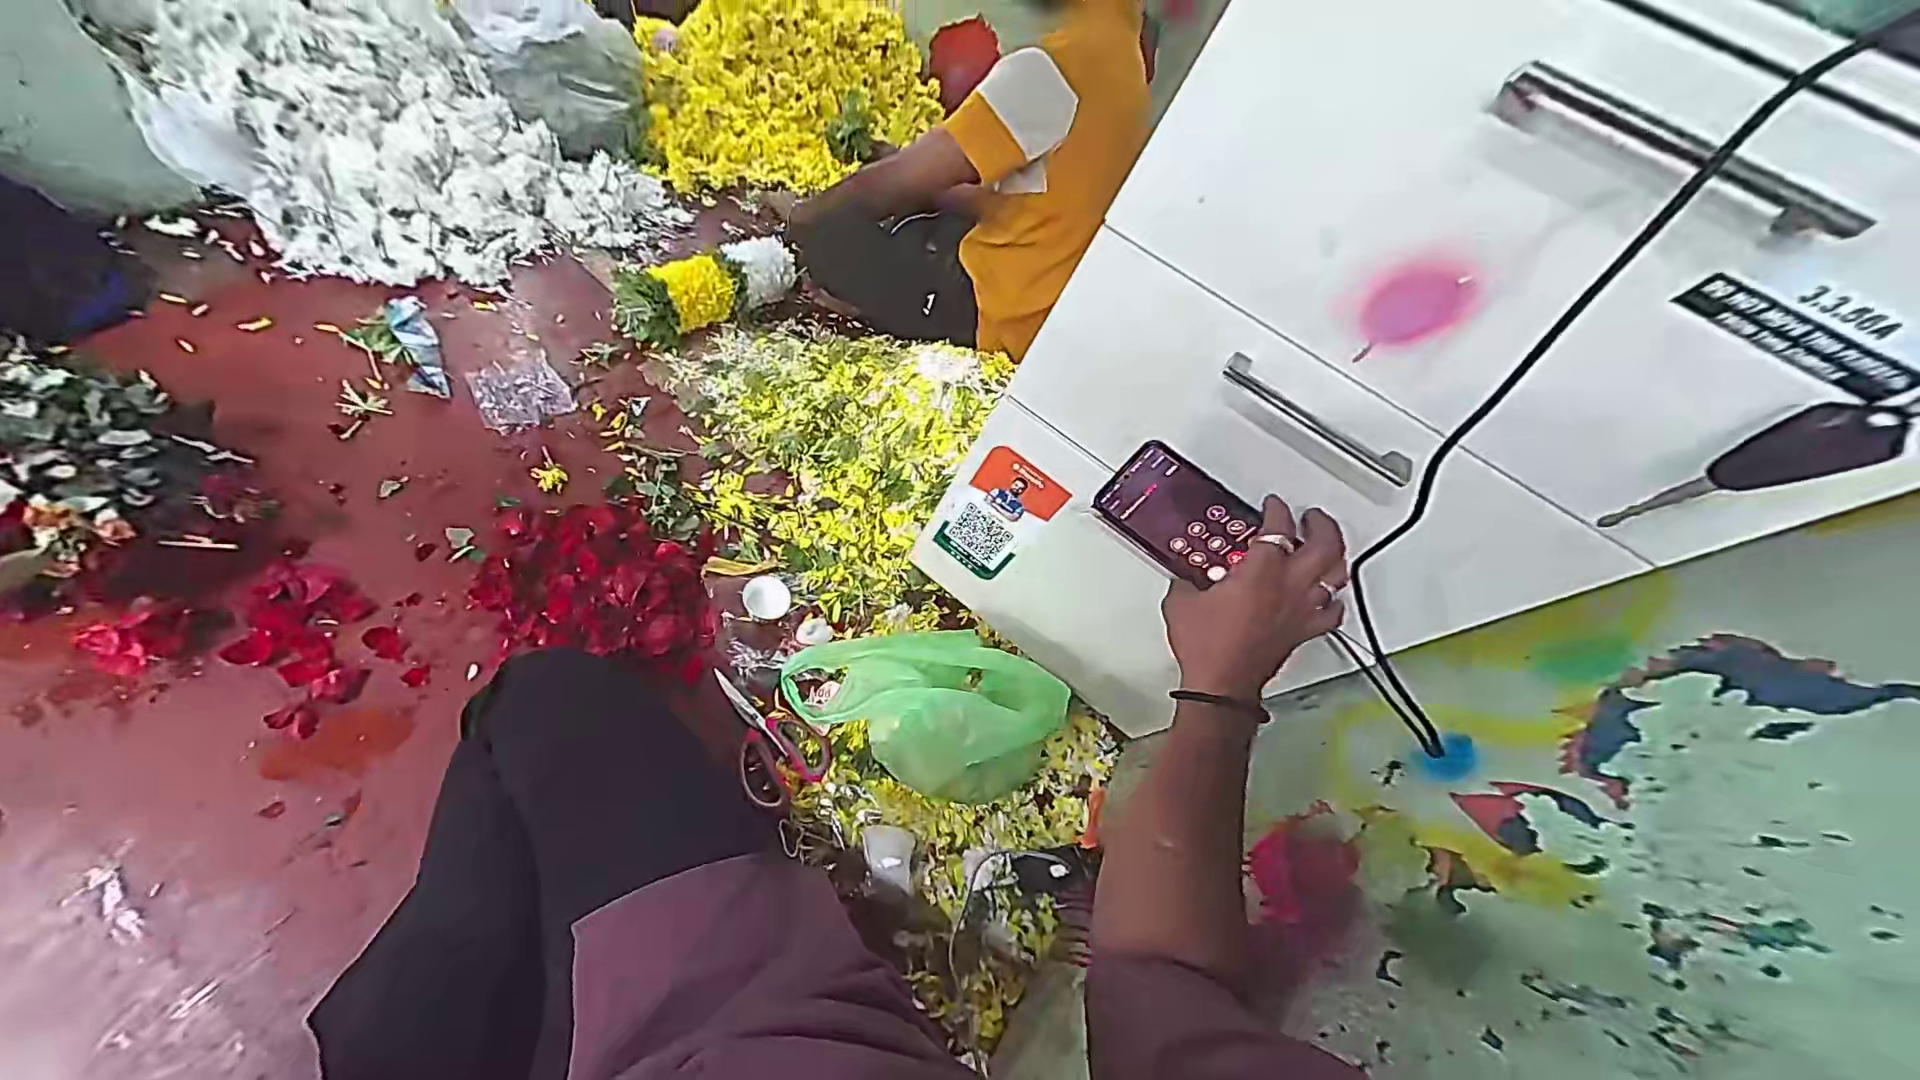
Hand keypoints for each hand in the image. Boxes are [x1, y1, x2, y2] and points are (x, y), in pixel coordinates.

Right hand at [1162, 496, 1348, 700]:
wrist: (1221, 684)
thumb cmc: (1206, 646)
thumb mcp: (1181, 602)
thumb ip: (1186, 582)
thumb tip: (1185, 578)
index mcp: (1260, 573)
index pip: (1278, 528)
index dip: (1277, 511)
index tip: (1273, 505)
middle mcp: (1288, 588)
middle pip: (1324, 544)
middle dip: (1320, 524)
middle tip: (1311, 516)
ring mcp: (1301, 610)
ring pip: (1336, 574)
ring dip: (1335, 553)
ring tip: (1328, 543)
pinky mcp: (1304, 632)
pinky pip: (1332, 611)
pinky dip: (1334, 598)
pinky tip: (1329, 594)